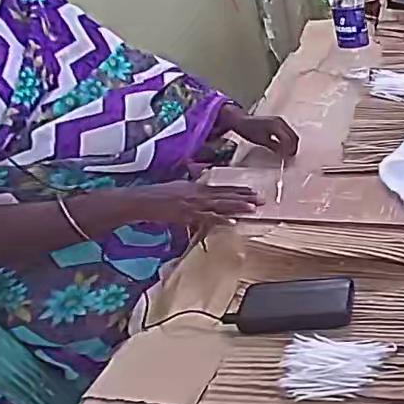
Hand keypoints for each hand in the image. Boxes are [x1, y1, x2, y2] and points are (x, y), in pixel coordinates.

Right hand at [116, 178, 259, 225]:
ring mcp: (194, 204)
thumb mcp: (179, 185)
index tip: (253, 191)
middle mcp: (198, 193)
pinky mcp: (187, 215)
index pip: (223, 188)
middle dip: (245, 197)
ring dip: (237, 206)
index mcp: (197, 186)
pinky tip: (232, 221)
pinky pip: (207, 218)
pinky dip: (220, 219)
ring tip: (253, 208)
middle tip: (262, 199)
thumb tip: (203, 182)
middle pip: (226, 195)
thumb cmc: (158, 194)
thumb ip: (193, 185)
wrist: (142, 200)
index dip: (239, 190)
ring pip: (220, 205)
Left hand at [220, 105, 300, 159]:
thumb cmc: (248, 130)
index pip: (287, 140)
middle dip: (293, 149)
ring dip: (292, 145)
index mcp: (276, 126)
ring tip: (289, 154)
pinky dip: (289, 140)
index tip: (287, 160)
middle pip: (293, 137)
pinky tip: (286, 147)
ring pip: (292, 135)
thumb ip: (275, 147)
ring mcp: (280, 121)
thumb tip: (283, 154)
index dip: (288, 151)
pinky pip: (289, 132)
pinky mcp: (279, 122)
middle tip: (290, 158)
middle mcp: (280, 122)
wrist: (241, 121)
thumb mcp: (262, 141)